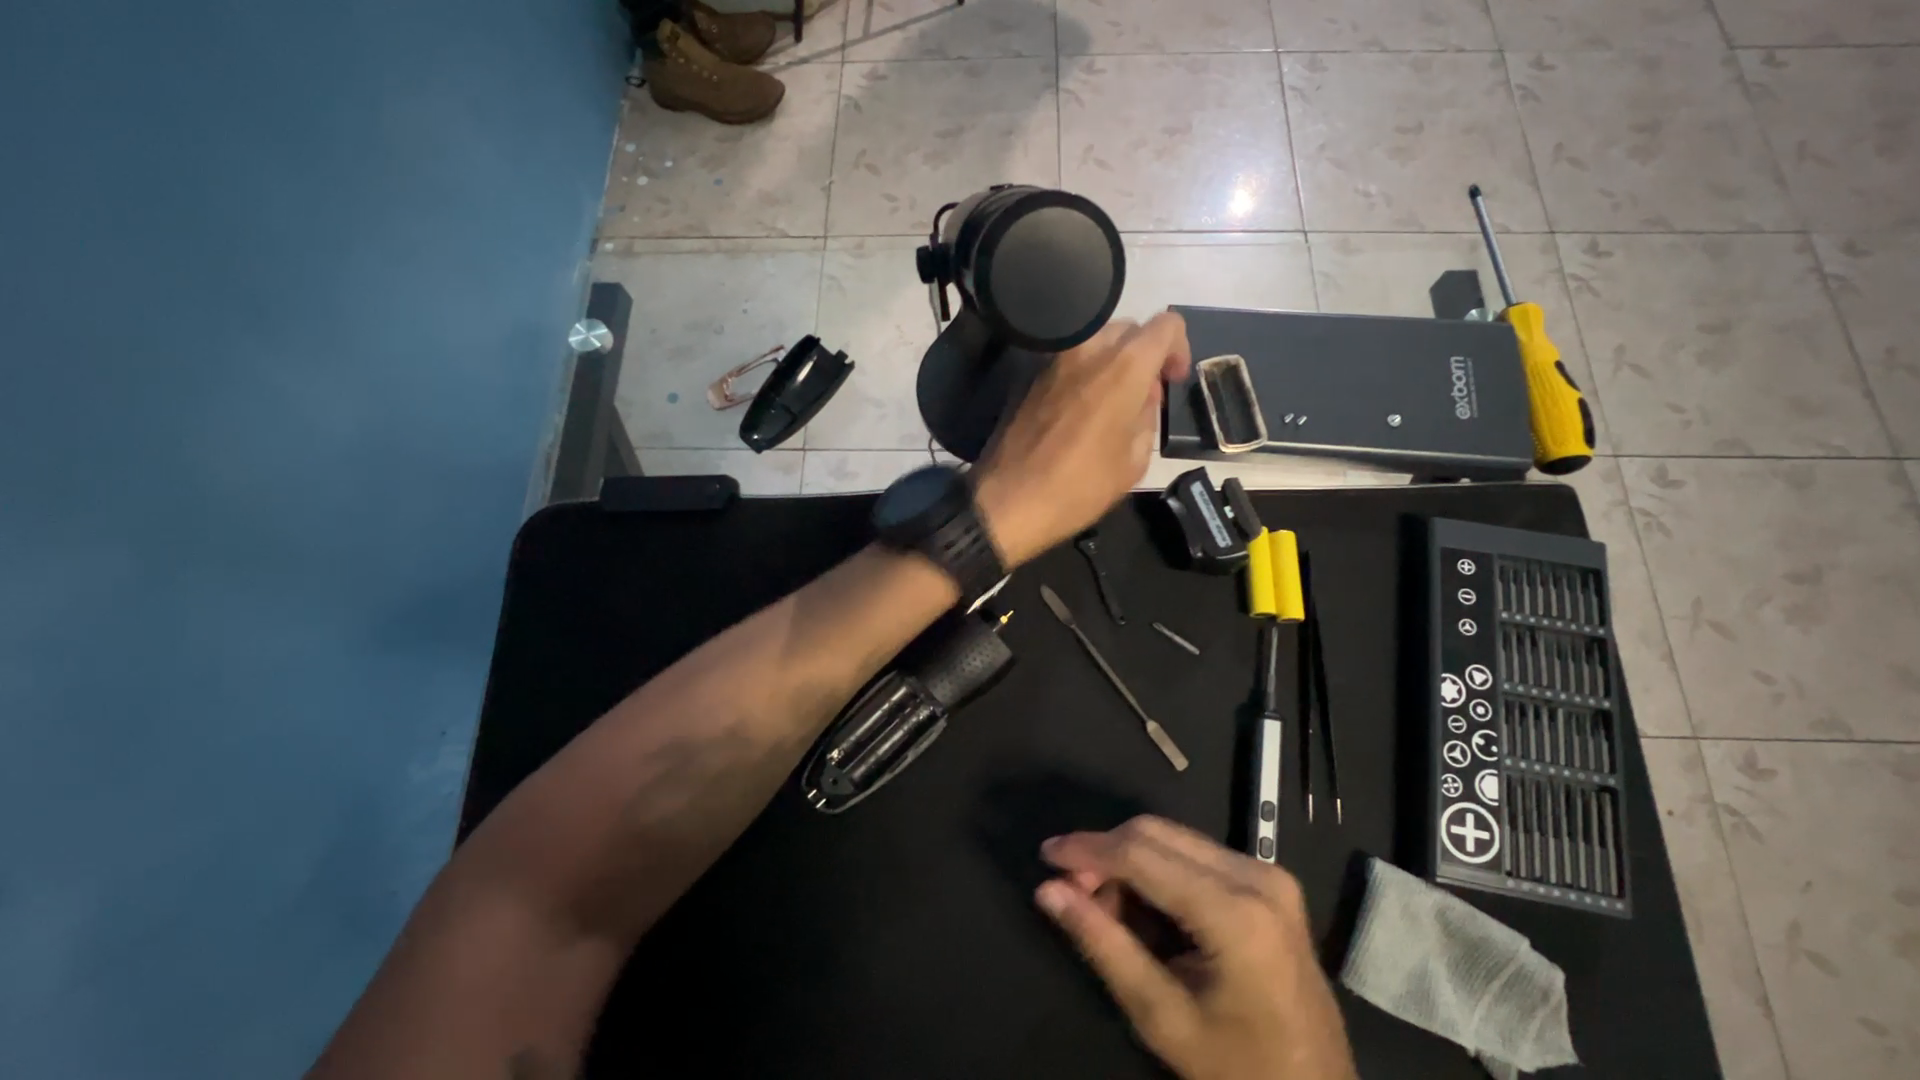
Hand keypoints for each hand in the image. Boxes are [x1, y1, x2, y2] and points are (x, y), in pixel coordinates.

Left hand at [971, 312, 1191, 565]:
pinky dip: (1083, 375)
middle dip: (1143, 354)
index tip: (1172, 381)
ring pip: (1095, 342)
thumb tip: (1145, 396)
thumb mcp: (1134, 462)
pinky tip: (1079, 413)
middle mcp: (1087, 351)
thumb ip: (1149, 417)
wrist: (1007, 502)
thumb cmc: (1079, 487)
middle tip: (1143, 396)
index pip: (1166, 325)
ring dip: (1111, 363)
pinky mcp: (1029, 377)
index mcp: (1123, 368)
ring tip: (1111, 405)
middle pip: (1128, 329)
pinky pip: (1068, 362)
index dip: (1179, 348)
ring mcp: (1053, 361)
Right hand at [1034, 816, 1358, 1079]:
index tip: (1044, 855)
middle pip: (1157, 833)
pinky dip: (1158, 868)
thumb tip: (1048, 891)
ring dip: (1129, 859)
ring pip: (1174, 837)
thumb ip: (1104, 945)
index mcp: (1234, 912)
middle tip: (1068, 889)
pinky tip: (1141, 904)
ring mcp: (1269, 874)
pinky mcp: (1271, 881)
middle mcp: (1256, 876)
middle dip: (1105, 852)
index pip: (1141, 854)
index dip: (1086, 849)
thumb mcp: (1161, 1016)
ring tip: (1102, 905)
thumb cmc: (1236, 1066)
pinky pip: (1196, 853)